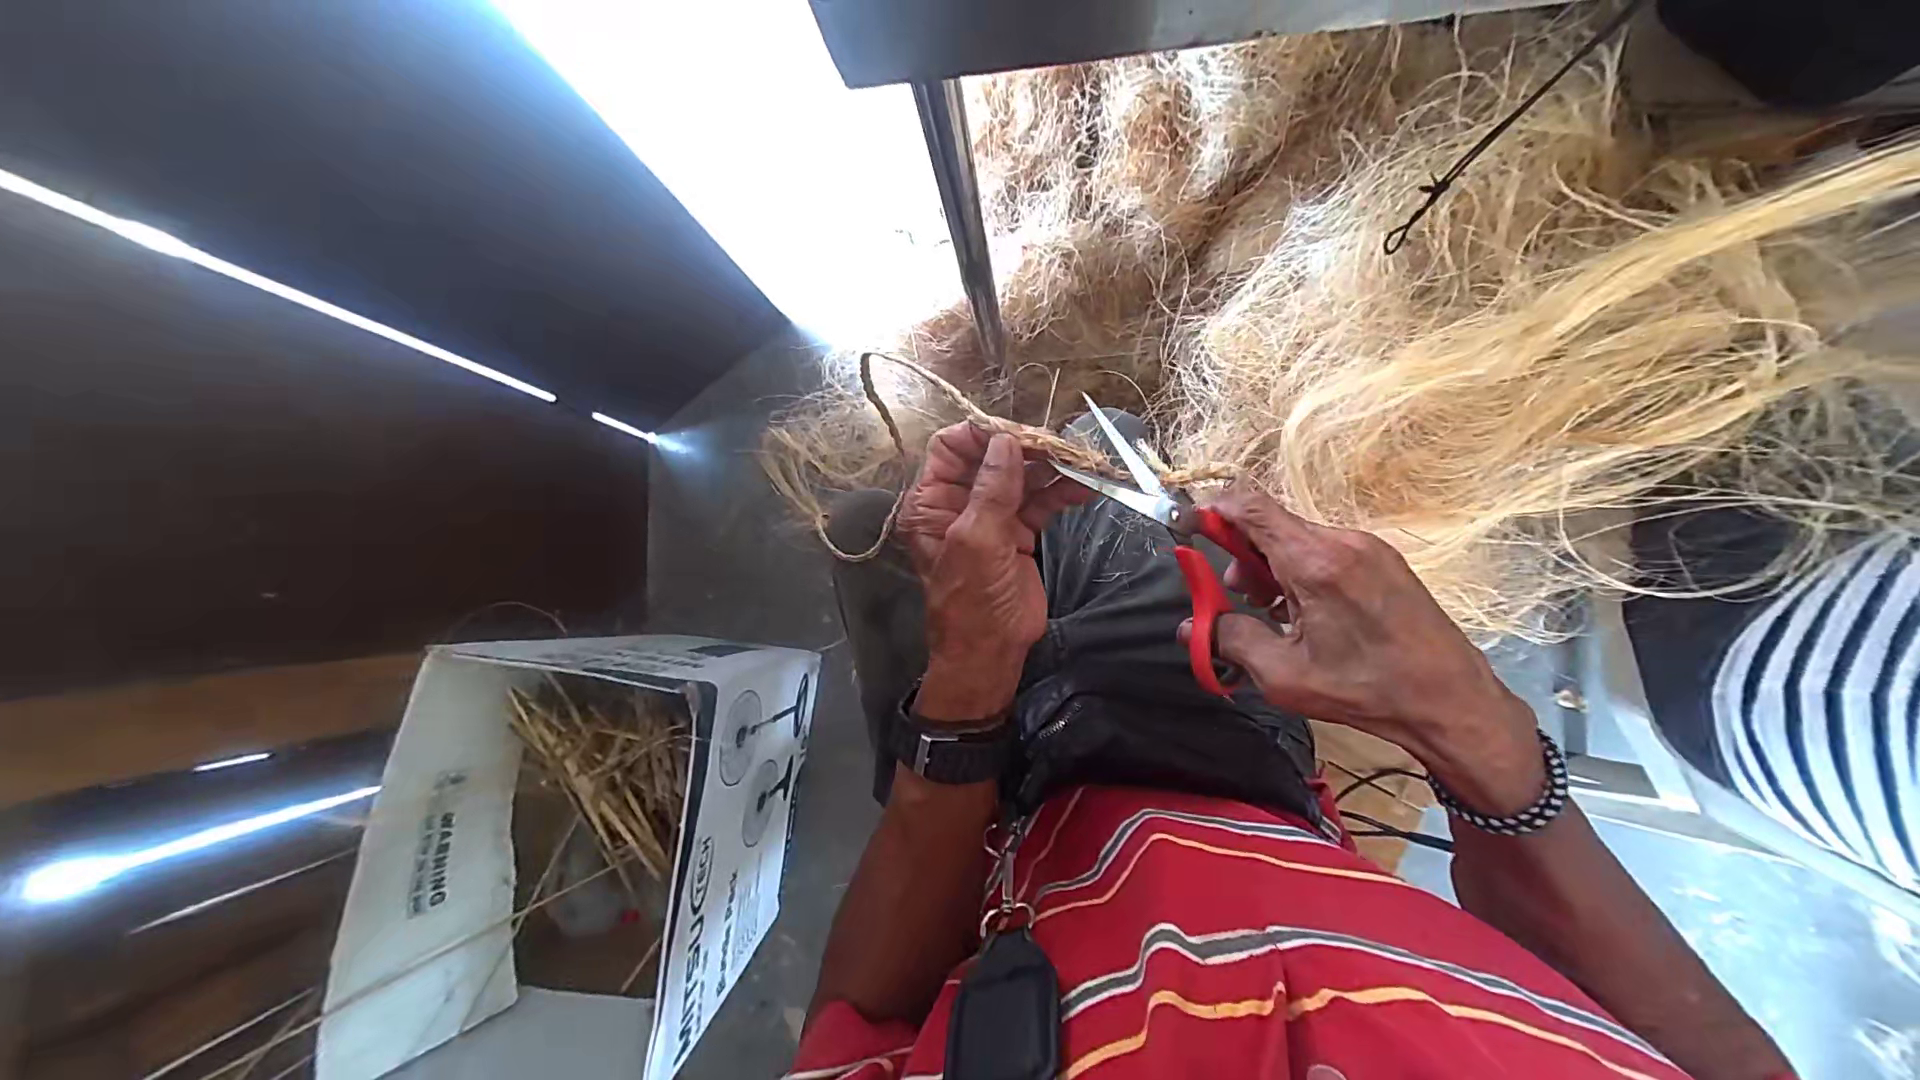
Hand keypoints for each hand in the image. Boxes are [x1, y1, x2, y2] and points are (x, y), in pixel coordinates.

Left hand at [896, 424, 1088, 720]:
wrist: (991, 651)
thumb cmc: (971, 601)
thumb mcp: (977, 541)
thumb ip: (992, 489)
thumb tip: (1006, 441)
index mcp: (932, 501)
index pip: (952, 447)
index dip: (984, 435)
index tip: (1018, 434)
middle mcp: (959, 502)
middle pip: (992, 457)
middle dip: (1026, 448)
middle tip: (1059, 447)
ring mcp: (991, 516)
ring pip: (1021, 477)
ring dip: (1051, 468)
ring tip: (1080, 464)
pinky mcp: (1018, 532)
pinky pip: (1040, 501)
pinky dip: (1061, 492)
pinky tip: (1083, 488)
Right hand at [1191, 483, 1544, 814]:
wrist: (1455, 705)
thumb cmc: (1365, 691)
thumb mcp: (1282, 674)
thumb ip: (1227, 639)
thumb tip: (1190, 626)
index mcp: (1315, 562)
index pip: (1249, 506)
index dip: (1210, 509)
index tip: (1187, 525)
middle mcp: (1342, 541)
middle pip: (1269, 524)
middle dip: (1239, 553)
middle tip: (1235, 596)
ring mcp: (1368, 548)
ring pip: (1295, 539)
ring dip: (1268, 566)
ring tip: (1272, 613)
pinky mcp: (1383, 562)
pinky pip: (1323, 551)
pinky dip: (1298, 571)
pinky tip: (1306, 613)